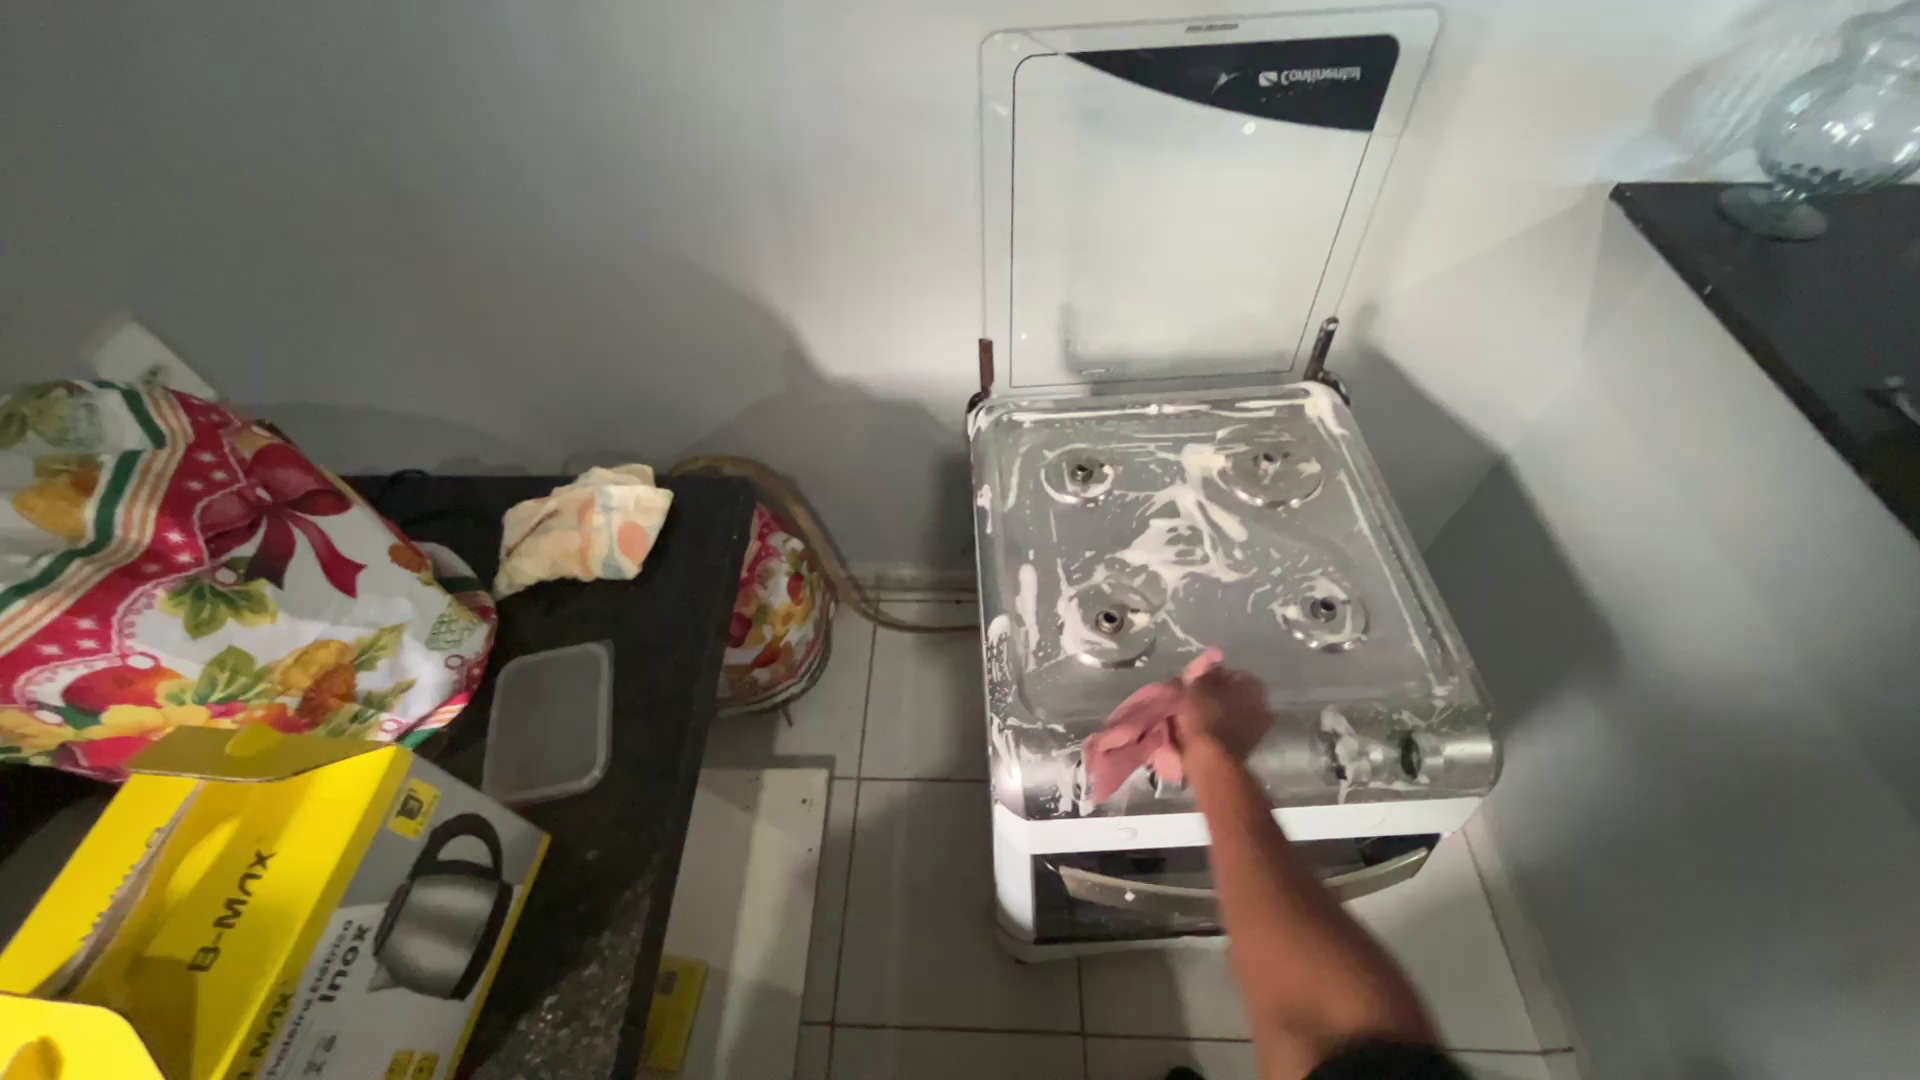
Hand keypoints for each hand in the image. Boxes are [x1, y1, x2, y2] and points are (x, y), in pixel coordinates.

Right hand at [1172, 649, 1272, 761]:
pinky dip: (1224, 727)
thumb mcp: (1197, 686)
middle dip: (1221, 694)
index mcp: (1253, 685)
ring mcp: (1261, 726)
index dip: (1214, 676)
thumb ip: (1206, 671)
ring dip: (1223, 712)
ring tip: (1201, 715)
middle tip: (1199, 698)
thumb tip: (1213, 659)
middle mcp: (1263, 703)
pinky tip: (1208, 730)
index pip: (1233, 673)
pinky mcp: (1252, 745)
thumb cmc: (1203, 716)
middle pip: (1238, 693)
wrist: (1211, 759)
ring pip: (1237, 711)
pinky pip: (1236, 728)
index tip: (1198, 683)